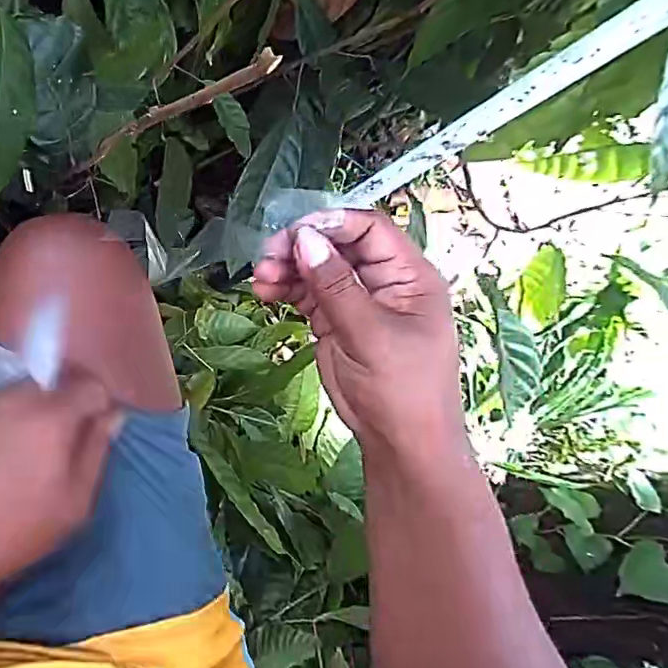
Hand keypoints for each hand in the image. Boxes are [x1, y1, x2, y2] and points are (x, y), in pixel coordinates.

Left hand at [0, 373, 123, 587]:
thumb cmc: (18, 529)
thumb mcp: (75, 501)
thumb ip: (98, 449)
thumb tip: (113, 414)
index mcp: (52, 414)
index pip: (91, 385)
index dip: (98, 405)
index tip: (93, 430)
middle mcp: (17, 394)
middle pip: (55, 383)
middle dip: (64, 405)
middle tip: (57, 445)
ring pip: (22, 391)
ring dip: (32, 409)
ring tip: (21, 451)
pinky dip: (1, 417)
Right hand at [252, 209, 465, 468]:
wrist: (400, 444)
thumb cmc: (401, 389)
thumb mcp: (370, 334)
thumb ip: (336, 285)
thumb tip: (305, 238)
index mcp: (407, 275)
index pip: (369, 230)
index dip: (332, 223)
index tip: (295, 230)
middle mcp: (382, 281)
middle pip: (337, 245)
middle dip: (301, 246)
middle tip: (268, 257)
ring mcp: (357, 300)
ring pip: (317, 268)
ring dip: (287, 268)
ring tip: (260, 277)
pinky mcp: (335, 319)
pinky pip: (307, 293)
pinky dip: (286, 289)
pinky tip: (264, 291)